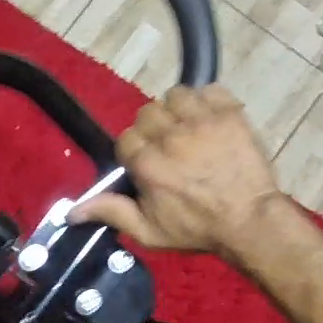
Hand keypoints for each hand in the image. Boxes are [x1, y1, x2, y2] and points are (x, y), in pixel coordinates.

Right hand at [69, 85, 284, 260]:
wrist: (250, 222)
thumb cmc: (198, 230)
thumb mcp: (150, 232)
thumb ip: (112, 213)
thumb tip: (72, 211)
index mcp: (147, 163)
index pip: (126, 138)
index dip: (135, 150)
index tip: (148, 164)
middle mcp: (170, 136)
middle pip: (147, 114)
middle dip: (154, 130)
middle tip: (170, 148)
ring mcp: (201, 121)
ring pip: (175, 96)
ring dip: (179, 110)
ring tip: (189, 129)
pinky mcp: (229, 113)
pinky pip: (209, 89)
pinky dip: (208, 100)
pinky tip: (211, 119)